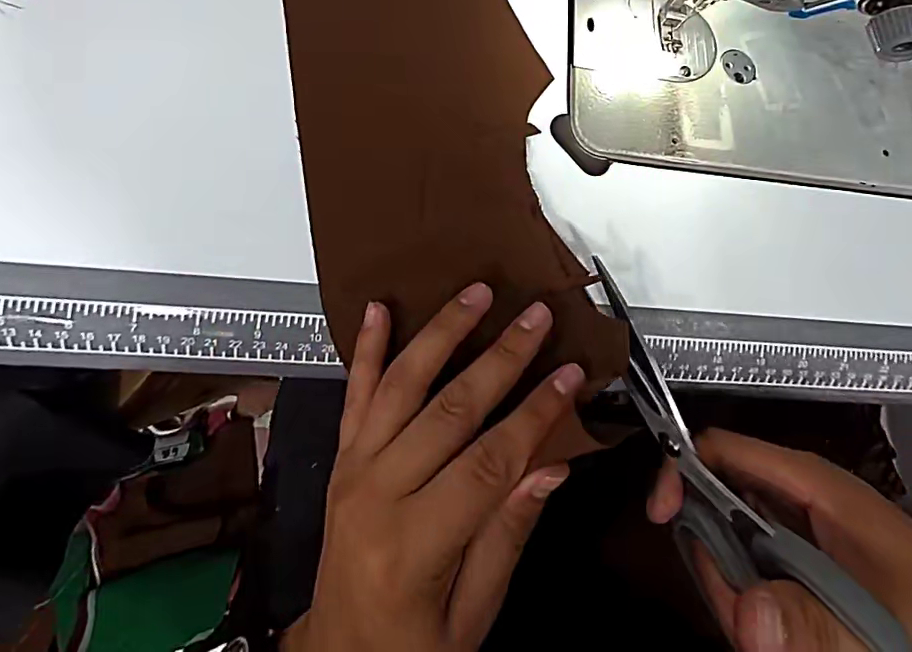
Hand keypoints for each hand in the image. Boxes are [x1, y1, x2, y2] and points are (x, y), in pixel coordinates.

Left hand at [282, 284, 583, 651]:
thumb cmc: (407, 648)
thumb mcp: (470, 617)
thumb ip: (506, 536)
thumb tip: (550, 468)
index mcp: (412, 546)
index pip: (489, 462)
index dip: (536, 414)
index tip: (570, 377)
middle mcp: (376, 496)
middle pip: (450, 410)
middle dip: (502, 357)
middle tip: (536, 319)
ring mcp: (353, 469)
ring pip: (402, 384)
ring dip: (443, 332)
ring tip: (476, 294)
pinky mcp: (342, 456)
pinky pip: (354, 393)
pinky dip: (366, 347)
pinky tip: (378, 309)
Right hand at [648, 429, 911, 651]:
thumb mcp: (886, 629)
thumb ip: (813, 626)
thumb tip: (744, 615)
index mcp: (812, 485)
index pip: (722, 450)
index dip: (683, 470)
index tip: (661, 517)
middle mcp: (802, 504)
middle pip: (721, 506)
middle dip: (715, 560)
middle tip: (744, 620)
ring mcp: (810, 543)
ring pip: (740, 552)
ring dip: (739, 595)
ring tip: (778, 638)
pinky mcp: (819, 580)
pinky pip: (766, 585)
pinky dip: (763, 614)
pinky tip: (786, 639)